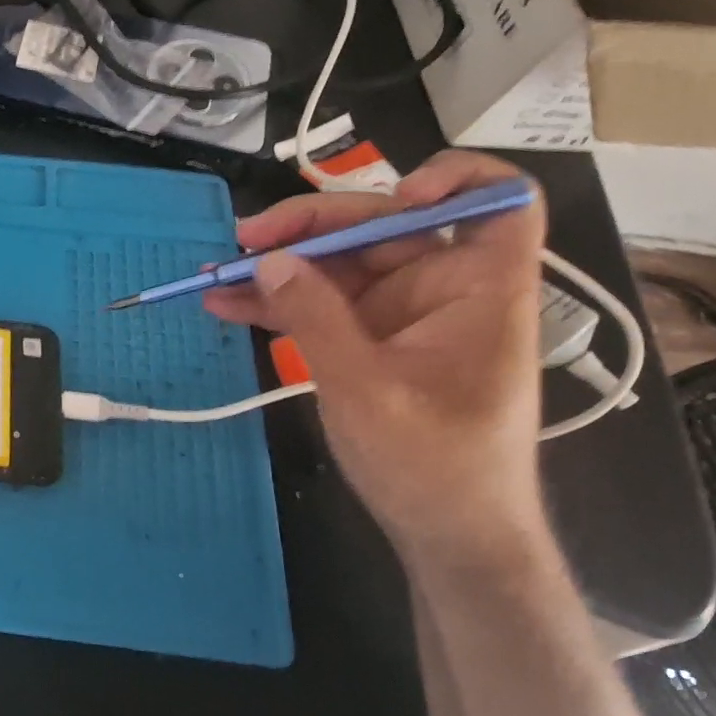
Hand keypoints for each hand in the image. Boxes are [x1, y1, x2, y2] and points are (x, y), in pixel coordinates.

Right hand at [205, 152, 549, 571]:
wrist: (447, 535)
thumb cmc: (434, 465)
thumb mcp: (366, 389)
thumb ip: (315, 318)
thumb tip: (269, 260)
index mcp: (476, 290)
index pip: (498, 204)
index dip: (455, 180)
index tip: (395, 194)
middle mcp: (440, 289)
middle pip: (381, 225)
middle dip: (311, 226)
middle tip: (244, 240)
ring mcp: (398, 314)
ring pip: (336, 263)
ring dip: (277, 264)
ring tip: (217, 272)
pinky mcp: (366, 339)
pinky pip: (317, 303)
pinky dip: (274, 301)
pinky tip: (226, 304)